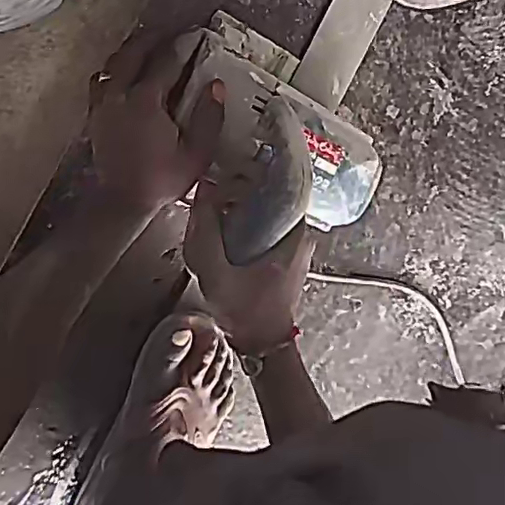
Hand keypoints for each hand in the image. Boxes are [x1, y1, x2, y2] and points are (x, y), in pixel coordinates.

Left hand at [88, 30, 224, 213]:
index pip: (166, 62)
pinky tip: (124, 72)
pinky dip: (115, 68)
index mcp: (146, 101)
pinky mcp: (95, 114)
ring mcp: (103, 103)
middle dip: (155, 36)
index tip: (198, 34)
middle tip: (174, 29)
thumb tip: (216, 85)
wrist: (122, 202)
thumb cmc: (163, 179)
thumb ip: (208, 118)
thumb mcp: (196, 154)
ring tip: (150, 43)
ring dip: (134, 48)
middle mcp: (120, 94)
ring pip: (115, 62)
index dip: (184, 45)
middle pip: (135, 52)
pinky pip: (101, 79)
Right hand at [185, 179, 315, 352]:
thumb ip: (206, 232)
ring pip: (271, 207)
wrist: (263, 344)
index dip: (259, 167)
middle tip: (220, 176)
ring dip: (247, 200)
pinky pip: (268, 223)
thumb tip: (203, 190)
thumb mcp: (216, 273)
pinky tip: (227, 217)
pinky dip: (249, 216)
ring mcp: (296, 244)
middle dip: (249, 182)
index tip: (235, 160)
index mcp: (294, 233)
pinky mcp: (286, 253)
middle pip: (277, 192)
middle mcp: (302, 234)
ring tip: (220, 192)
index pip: (285, 182)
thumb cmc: (246, 312)